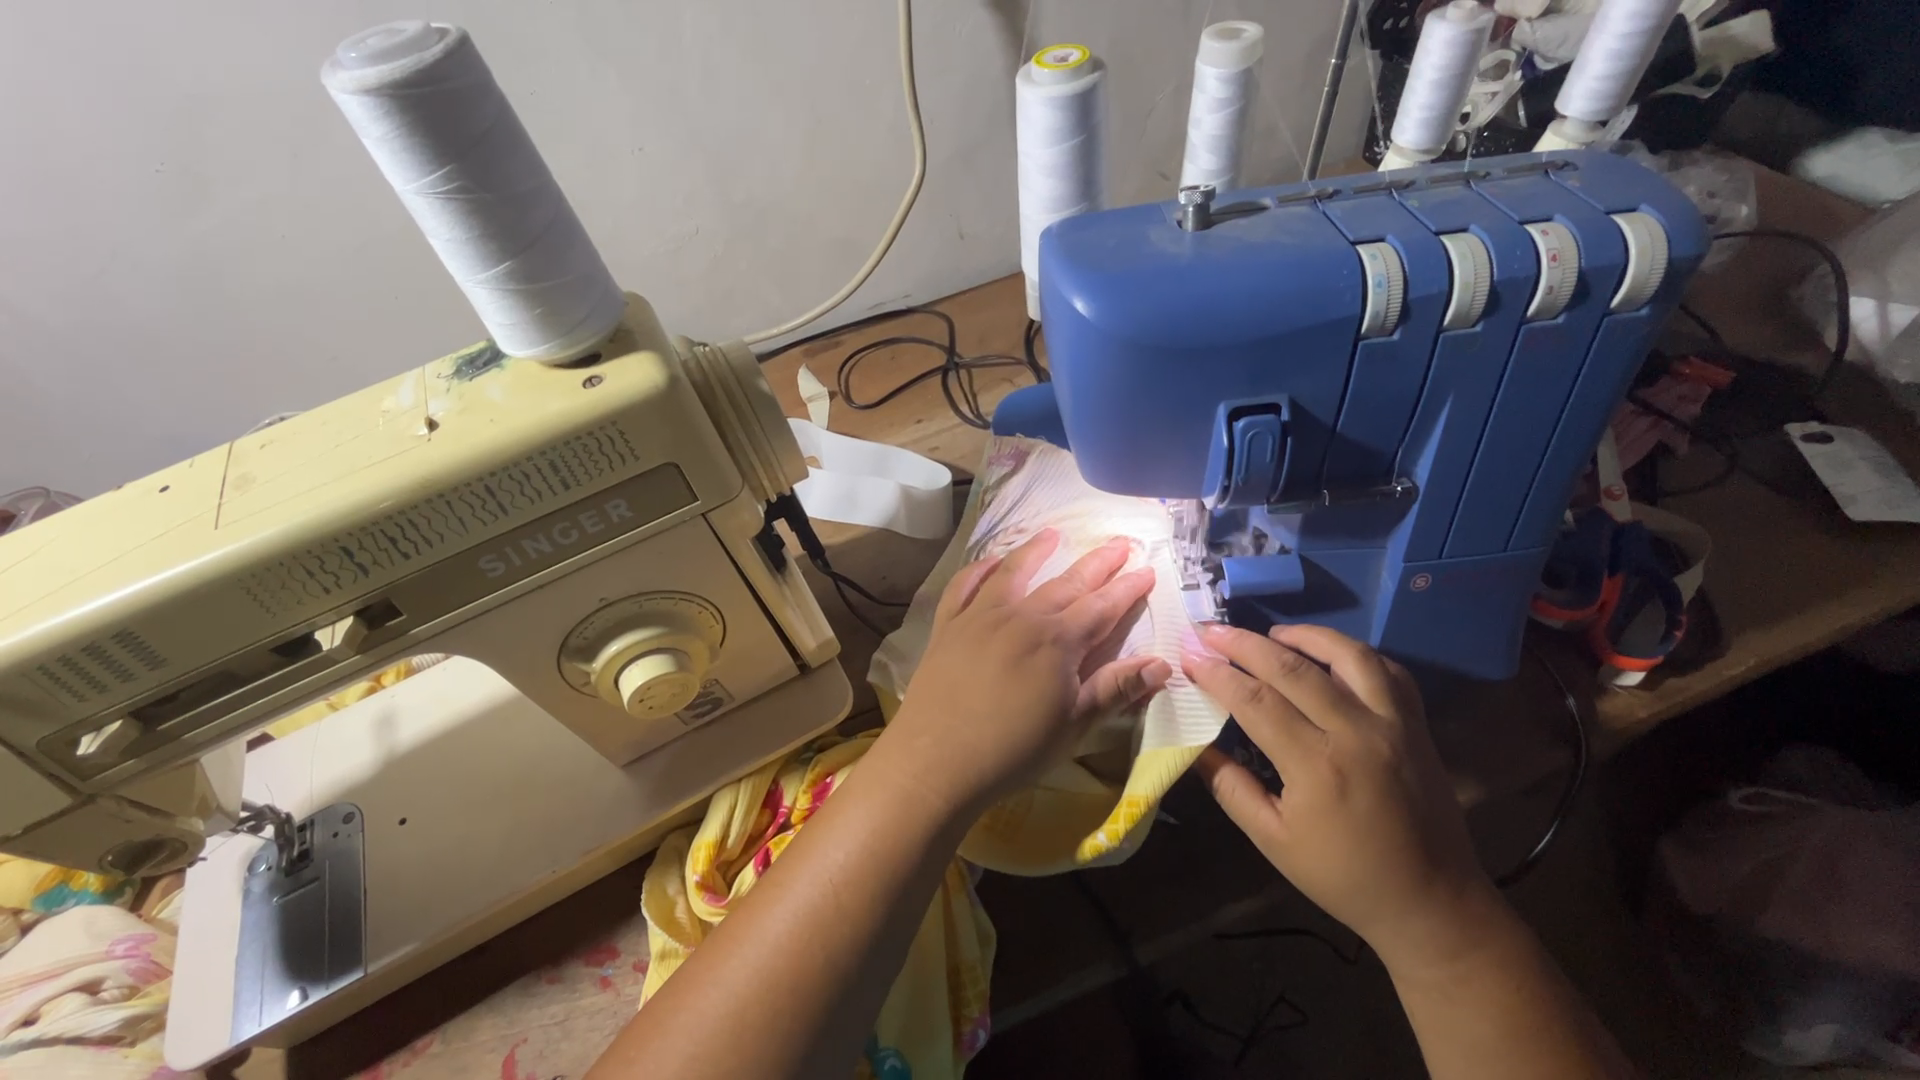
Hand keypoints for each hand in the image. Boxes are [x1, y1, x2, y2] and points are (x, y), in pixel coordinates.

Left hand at [881, 528, 1167, 815]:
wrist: (937, 760)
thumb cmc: (1014, 750)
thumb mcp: (1074, 726)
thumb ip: (1116, 689)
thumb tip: (1162, 664)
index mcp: (1058, 641)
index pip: (1102, 607)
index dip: (1128, 588)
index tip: (1147, 569)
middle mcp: (1022, 617)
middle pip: (1066, 583)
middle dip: (1097, 563)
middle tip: (1119, 542)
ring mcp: (980, 617)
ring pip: (1013, 573)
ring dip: (1036, 551)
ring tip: (1053, 533)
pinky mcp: (948, 627)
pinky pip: (965, 586)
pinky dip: (979, 569)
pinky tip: (989, 562)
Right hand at [1185, 624, 1495, 964]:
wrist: (1431, 901)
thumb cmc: (1343, 876)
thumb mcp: (1272, 840)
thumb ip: (1230, 786)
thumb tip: (1194, 745)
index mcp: (1316, 765)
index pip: (1255, 701)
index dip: (1218, 674)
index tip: (1190, 656)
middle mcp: (1356, 733)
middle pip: (1293, 669)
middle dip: (1245, 644)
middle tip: (1211, 629)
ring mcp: (1393, 724)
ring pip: (1348, 656)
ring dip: (1305, 636)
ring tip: (1271, 634)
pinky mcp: (1417, 726)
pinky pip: (1388, 672)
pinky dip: (1354, 654)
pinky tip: (1329, 655)